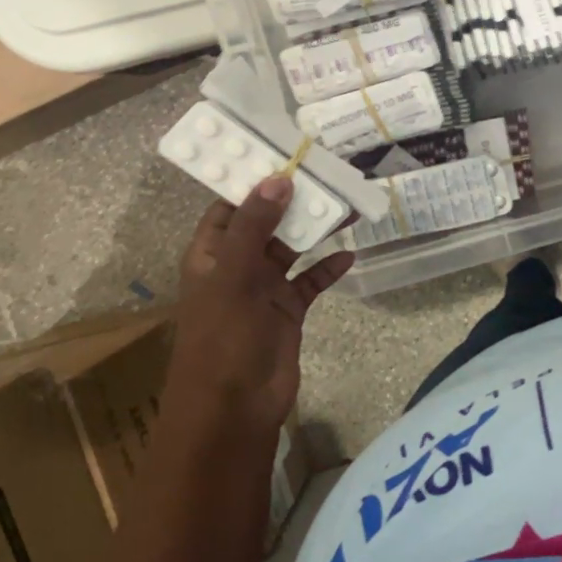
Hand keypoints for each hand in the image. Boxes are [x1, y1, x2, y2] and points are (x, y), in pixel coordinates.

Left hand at [171, 177, 353, 428]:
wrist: (234, 406)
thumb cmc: (223, 338)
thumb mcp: (233, 276)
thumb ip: (255, 227)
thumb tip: (278, 178)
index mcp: (210, 254)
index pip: (229, 206)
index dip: (254, 181)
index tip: (287, 155)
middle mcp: (236, 266)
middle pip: (267, 223)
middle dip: (295, 201)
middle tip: (331, 174)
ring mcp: (263, 289)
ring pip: (293, 249)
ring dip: (317, 230)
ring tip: (349, 206)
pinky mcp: (288, 311)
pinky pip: (311, 281)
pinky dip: (329, 268)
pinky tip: (350, 256)